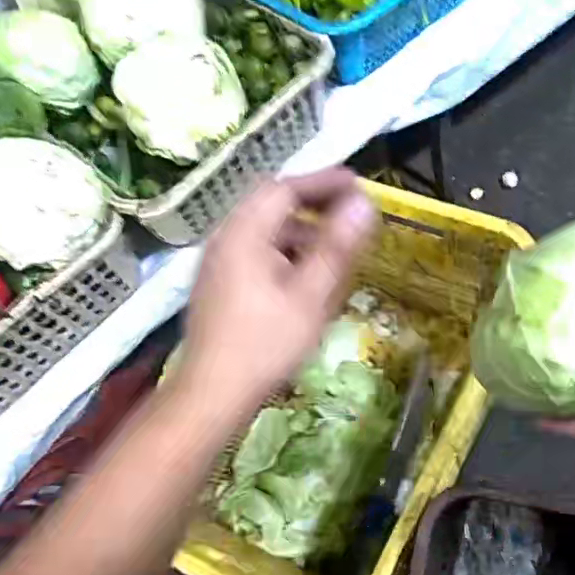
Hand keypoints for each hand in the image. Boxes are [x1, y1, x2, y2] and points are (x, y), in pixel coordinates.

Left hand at [177, 169, 375, 411]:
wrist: (212, 392)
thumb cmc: (265, 344)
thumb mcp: (310, 296)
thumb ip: (336, 248)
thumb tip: (363, 204)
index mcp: (244, 233)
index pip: (285, 188)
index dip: (323, 182)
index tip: (357, 183)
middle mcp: (225, 239)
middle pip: (270, 206)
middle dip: (311, 204)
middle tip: (347, 212)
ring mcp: (216, 264)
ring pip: (262, 232)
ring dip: (298, 232)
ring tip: (332, 248)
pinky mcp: (217, 287)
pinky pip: (254, 254)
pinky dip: (283, 254)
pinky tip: (302, 279)